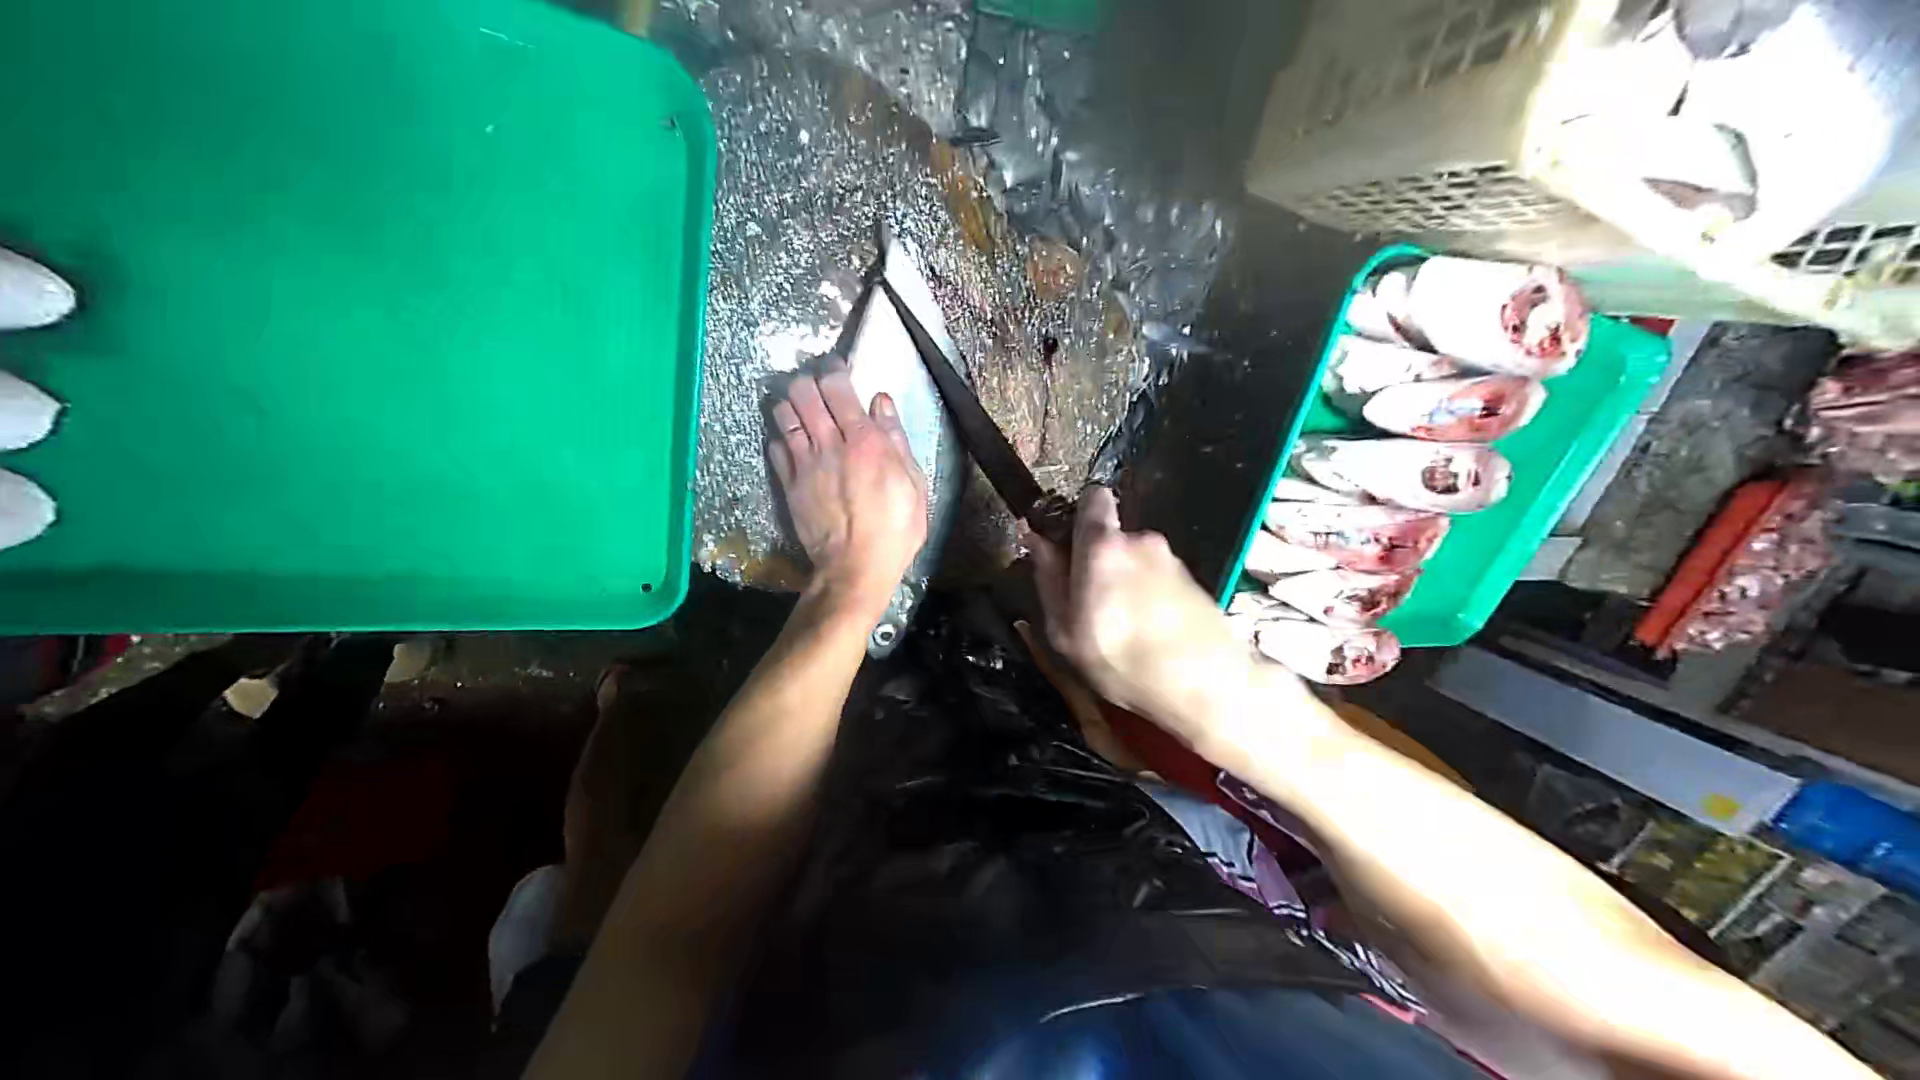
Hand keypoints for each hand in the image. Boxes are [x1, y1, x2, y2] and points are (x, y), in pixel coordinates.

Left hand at [768, 358, 926, 619]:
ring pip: (783, 415)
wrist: (856, 568)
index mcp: (864, 441)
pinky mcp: (788, 485)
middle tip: (816, 386)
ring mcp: (804, 464)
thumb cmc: (895, 529)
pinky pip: (775, 447)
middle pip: (802, 393)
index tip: (837, 366)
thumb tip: (880, 402)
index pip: (837, 387)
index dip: (833, 368)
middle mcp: (829, 444)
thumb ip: (896, 439)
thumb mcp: (913, 483)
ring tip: (801, 408)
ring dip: (790, 404)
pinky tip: (791, 440)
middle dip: (806, 380)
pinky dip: (781, 436)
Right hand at [1031, 488, 1311, 752]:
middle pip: (1110, 537)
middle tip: (1088, 605)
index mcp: (1104, 545)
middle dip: (1097, 561)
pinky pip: (1156, 579)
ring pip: (1134, 560)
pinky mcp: (1192, 581)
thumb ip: (1048, 580)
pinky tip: (1147, 633)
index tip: (1068, 548)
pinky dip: (1148, 596)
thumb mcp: (1065, 632)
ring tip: (1121, 627)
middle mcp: (1141, 541)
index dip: (1078, 518)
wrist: (1209, 688)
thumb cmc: (1124, 662)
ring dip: (1124, 583)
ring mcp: (1171, 560)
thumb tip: (1037, 542)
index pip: (1092, 497)